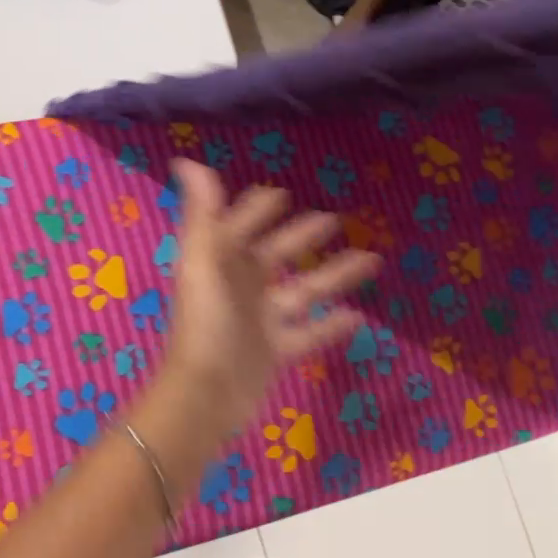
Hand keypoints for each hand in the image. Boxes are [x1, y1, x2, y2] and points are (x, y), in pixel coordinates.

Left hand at [160, 158, 381, 436]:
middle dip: (301, 237)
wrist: (206, 395)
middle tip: (333, 220)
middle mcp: (241, 288)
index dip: (256, 209)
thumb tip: (186, 162)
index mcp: (221, 263)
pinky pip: (310, 333)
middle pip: (275, 256)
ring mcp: (260, 321)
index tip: (281, 193)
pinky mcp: (276, 351)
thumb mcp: (201, 264)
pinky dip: (331, 326)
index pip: (239, 227)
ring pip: (303, 292)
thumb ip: (202, 216)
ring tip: (371, 258)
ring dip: (334, 276)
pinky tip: (359, 316)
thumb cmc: (204, 325)